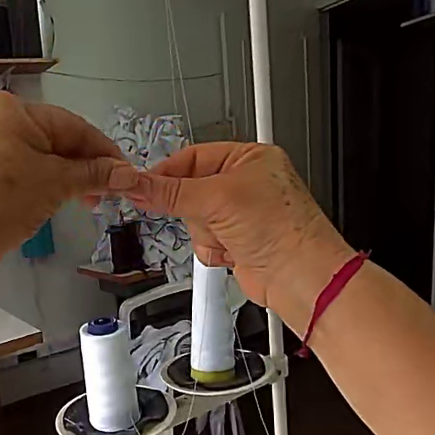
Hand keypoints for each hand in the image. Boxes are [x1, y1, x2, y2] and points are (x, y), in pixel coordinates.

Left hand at [0, 92, 137, 294]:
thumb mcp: (56, 184)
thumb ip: (94, 174)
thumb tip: (123, 173)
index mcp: (10, 108)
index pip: (72, 125)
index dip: (103, 152)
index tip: (123, 172)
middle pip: (54, 139)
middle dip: (82, 167)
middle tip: (106, 191)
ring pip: (37, 155)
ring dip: (63, 177)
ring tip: (83, 199)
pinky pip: (18, 167)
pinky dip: (39, 182)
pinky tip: (54, 198)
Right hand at [120, 142, 353, 328]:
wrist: (296, 276)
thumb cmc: (283, 229)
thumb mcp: (216, 199)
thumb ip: (170, 193)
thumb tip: (138, 185)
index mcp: (247, 159)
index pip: (190, 158)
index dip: (166, 174)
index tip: (142, 188)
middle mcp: (243, 184)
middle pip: (187, 193)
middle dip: (196, 212)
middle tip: (210, 217)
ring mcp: (237, 215)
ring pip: (191, 221)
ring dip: (205, 234)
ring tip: (231, 236)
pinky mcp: (233, 240)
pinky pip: (200, 242)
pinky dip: (211, 249)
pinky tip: (233, 250)